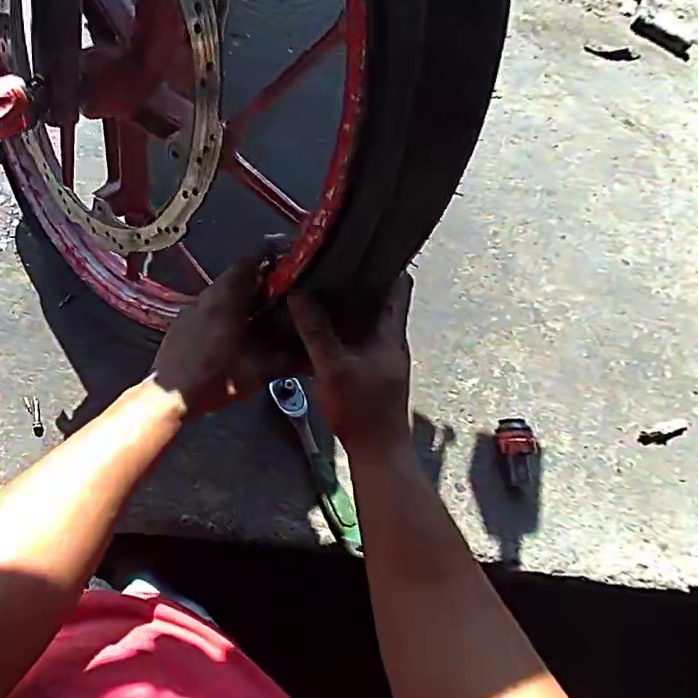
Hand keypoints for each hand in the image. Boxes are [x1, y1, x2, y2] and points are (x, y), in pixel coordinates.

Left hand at [150, 253, 285, 417]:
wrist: (168, 398)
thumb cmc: (210, 382)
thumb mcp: (255, 374)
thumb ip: (285, 362)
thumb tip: (309, 359)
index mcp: (225, 300)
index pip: (251, 259)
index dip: (273, 254)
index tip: (289, 258)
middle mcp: (206, 298)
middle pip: (238, 275)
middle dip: (263, 281)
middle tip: (284, 291)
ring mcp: (190, 309)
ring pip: (223, 292)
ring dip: (244, 297)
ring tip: (264, 312)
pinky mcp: (182, 323)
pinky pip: (209, 306)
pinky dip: (227, 310)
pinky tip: (237, 330)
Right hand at [287, 275, 412, 458]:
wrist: (377, 450)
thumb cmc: (360, 409)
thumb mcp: (333, 367)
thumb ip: (316, 331)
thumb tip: (299, 294)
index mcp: (389, 332)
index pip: (399, 283)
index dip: (383, 262)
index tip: (356, 248)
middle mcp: (389, 339)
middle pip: (379, 298)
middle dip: (355, 281)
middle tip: (324, 266)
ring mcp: (380, 356)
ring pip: (365, 319)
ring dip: (345, 305)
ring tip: (315, 290)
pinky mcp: (368, 370)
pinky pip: (354, 337)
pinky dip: (339, 327)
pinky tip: (315, 327)